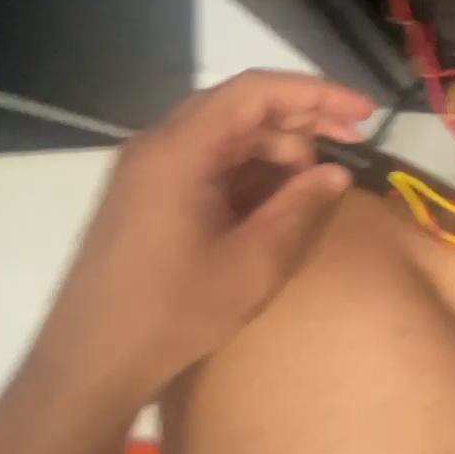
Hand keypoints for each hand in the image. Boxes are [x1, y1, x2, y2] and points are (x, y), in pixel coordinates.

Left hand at [19, 72, 373, 415]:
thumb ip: (300, 207)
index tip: (364, 112)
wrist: (90, 362)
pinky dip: (251, 166)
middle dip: (302, 116)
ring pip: (227, 132)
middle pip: (241, 105)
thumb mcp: (254, 262)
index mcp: (179, 150)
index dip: (317, 93)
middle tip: (354, 140)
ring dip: (278, 144)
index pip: (255, 91)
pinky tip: (280, 192)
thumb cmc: (174, 313)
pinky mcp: (148, 192)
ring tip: (319, 177)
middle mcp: (159, 145)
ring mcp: (149, 168)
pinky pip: (209, 159)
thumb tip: (338, 173)